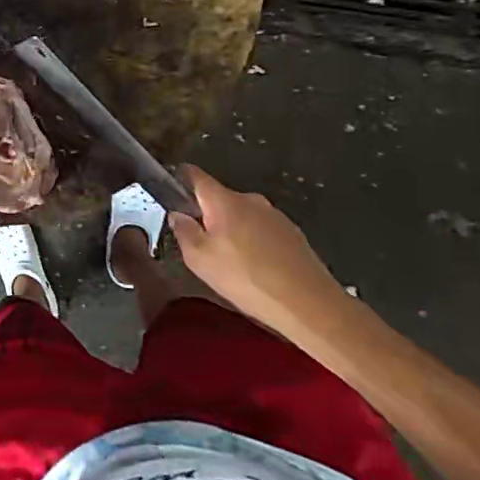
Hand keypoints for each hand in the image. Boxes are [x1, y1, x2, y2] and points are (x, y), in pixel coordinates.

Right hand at [168, 165, 345, 331]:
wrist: (310, 305)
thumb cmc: (246, 278)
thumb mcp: (199, 260)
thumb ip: (183, 231)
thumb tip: (178, 215)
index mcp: (224, 200)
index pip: (195, 175)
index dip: (179, 179)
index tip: (170, 194)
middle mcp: (251, 200)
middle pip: (219, 199)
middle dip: (207, 216)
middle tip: (201, 245)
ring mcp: (276, 216)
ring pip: (242, 216)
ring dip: (232, 231)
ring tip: (231, 263)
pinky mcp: (294, 234)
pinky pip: (263, 231)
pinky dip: (254, 243)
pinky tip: (257, 269)